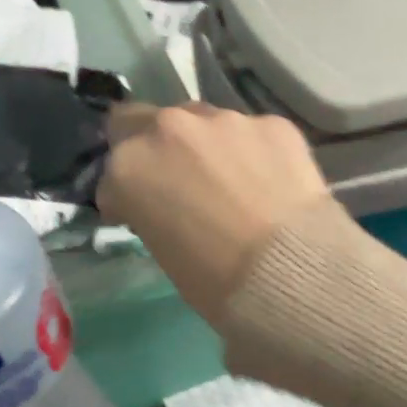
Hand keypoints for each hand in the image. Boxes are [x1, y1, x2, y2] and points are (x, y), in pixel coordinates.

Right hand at [97, 103, 333, 320]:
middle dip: (152, 150)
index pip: (112, 176)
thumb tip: (173, 214)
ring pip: (202, 123)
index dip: (125, 199)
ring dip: (208, 149)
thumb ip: (157, 218)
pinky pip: (253, 135)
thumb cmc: (220, 286)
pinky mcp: (273, 124)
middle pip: (144, 124)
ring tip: (234, 186)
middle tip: (177, 185)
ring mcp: (225, 120)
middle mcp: (170, 129)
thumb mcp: (168, 259)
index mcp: (131, 168)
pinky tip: (273, 187)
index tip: (139, 217)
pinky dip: (256, 155)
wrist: (293, 276)